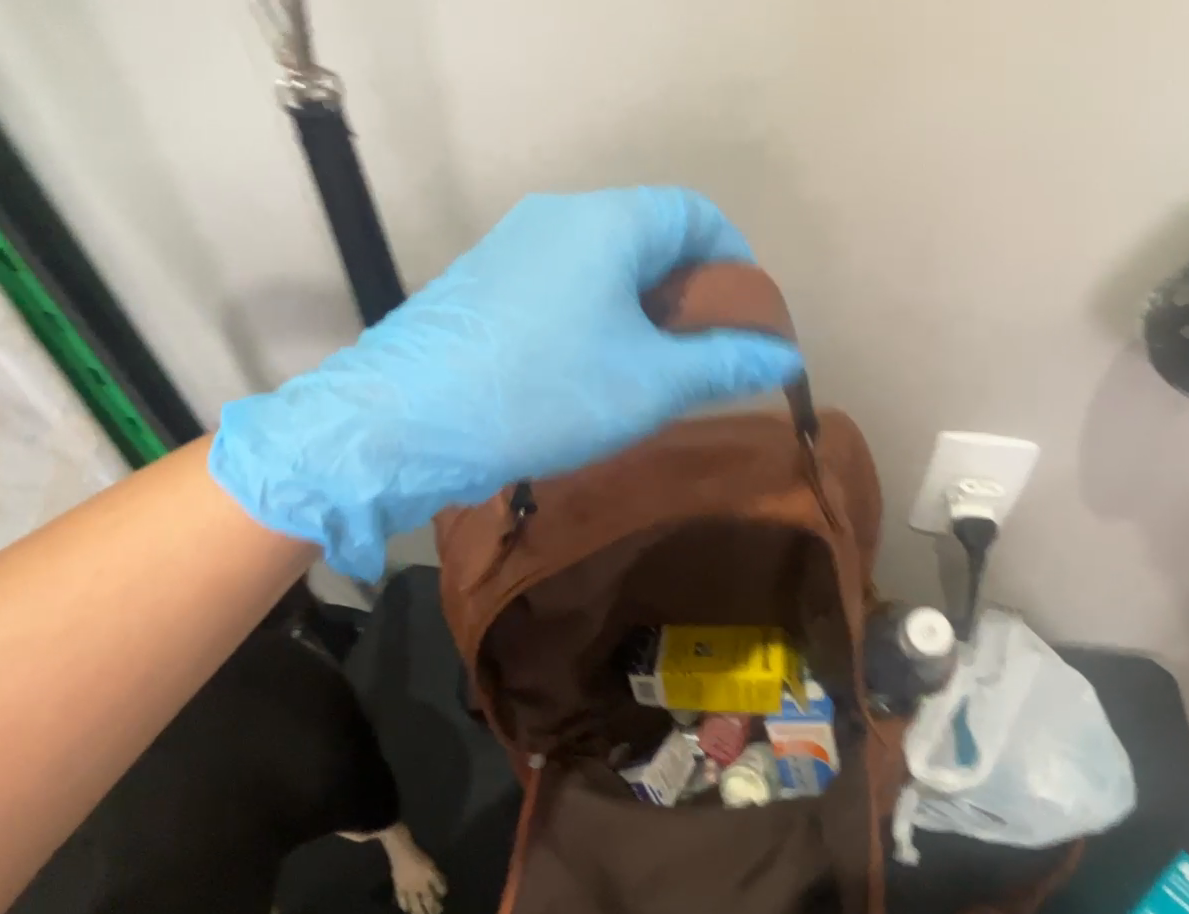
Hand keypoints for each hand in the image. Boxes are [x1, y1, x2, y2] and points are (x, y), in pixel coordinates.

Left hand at [208, 186, 802, 580]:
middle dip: (691, 296)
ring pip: (605, 268)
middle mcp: (559, 218)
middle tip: (705, 360)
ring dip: (643, 314)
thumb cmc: (544, 394)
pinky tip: (593, 376)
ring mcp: (514, 249)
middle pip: (651, 239)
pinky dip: (598, 321)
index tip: (749, 323)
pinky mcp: (484, 286)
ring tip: (653, 376)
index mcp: (608, 223)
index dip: (736, 264)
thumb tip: (783, 357)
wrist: (404, 423)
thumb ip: (724, 365)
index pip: (696, 215)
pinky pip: (563, 288)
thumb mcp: (650, 385)